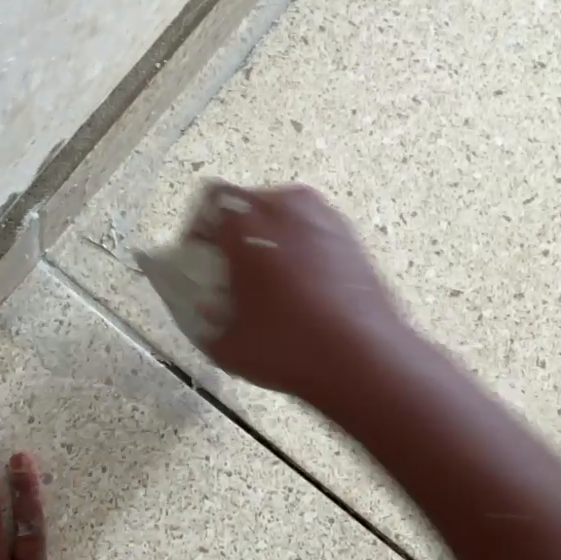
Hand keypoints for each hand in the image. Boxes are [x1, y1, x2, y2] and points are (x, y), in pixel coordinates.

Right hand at [187, 180, 409, 402]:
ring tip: (264, 274)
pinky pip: (311, 228)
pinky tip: (298, 284)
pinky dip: (298, 245)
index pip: (209, 202)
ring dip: (267, 234)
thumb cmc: (289, 348)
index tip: (198, 257)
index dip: (198, 229)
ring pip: (282, 211)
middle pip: (246, 201)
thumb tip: (205, 308)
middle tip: (228, 266)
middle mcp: (285, 210)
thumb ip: (205, 318)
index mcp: (245, 226)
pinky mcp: (350, 237)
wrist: (362, 358)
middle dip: (232, 229)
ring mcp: (323, 219)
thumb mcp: (226, 343)